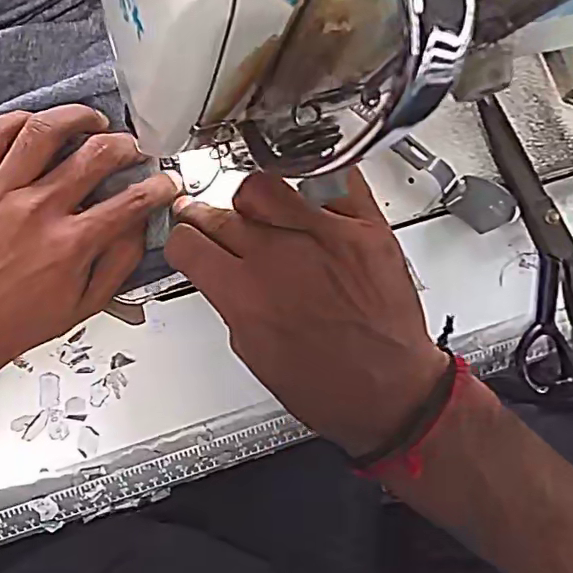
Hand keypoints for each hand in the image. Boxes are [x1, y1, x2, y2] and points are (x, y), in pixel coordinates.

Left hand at [0, 105, 179, 399]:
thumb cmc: (16, 320)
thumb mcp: (84, 304)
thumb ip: (119, 262)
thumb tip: (140, 225)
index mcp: (70, 245)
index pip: (132, 200)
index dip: (159, 186)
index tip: (163, 182)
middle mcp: (37, 212)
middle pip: (96, 153)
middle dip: (126, 146)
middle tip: (131, 150)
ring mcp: (0, 194)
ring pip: (44, 130)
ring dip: (77, 116)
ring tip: (91, 121)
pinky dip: (16, 120)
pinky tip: (35, 125)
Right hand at [164, 170, 446, 456]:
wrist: (392, 393)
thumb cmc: (327, 385)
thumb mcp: (252, 351)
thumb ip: (230, 301)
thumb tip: (218, 273)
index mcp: (244, 294)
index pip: (187, 242)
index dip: (180, 241)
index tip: (185, 240)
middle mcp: (280, 257)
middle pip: (219, 213)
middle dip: (204, 218)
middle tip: (209, 220)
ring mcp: (325, 236)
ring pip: (263, 186)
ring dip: (250, 199)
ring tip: (257, 211)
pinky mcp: (364, 229)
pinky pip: (330, 179)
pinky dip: (311, 182)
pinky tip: (304, 195)